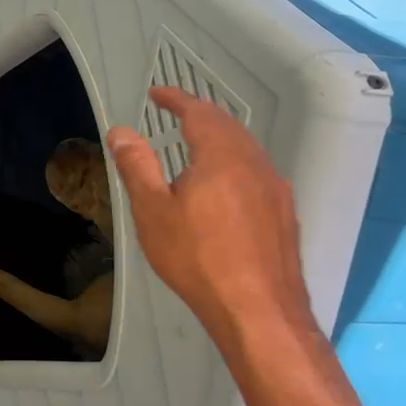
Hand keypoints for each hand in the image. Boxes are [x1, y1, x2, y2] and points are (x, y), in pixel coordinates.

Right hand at [106, 86, 312, 341]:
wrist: (258, 311)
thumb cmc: (196, 256)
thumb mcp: (152, 209)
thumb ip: (137, 165)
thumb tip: (121, 131)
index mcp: (223, 160)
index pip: (201, 115)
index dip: (179, 100)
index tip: (158, 93)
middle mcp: (256, 169)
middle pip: (230, 129)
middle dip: (201, 114)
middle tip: (175, 110)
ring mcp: (277, 194)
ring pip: (249, 150)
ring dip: (221, 137)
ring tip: (196, 139)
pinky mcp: (285, 217)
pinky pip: (257, 172)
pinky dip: (235, 160)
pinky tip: (223, 180)